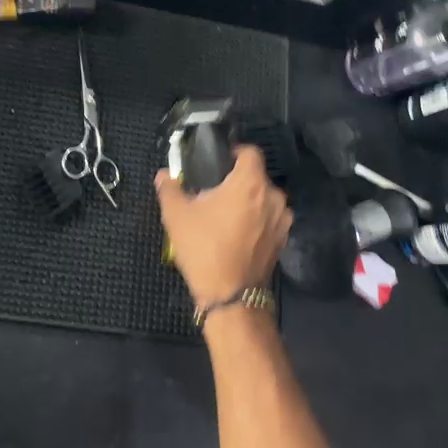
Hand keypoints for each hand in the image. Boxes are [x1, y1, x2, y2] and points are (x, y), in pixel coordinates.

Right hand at [154, 146, 292, 304]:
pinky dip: (256, 222)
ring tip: (225, 216)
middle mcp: (273, 197)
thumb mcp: (176, 215)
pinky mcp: (283, 241)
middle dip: (237, 182)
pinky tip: (236, 236)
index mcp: (250, 183)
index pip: (250, 152)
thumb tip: (164, 175)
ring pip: (264, 200)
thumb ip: (170, 188)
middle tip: (213, 193)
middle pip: (256, 178)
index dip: (234, 153)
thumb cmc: (204, 248)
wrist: (231, 295)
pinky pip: (268, 221)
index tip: (218, 162)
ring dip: (248, 203)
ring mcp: (282, 220)